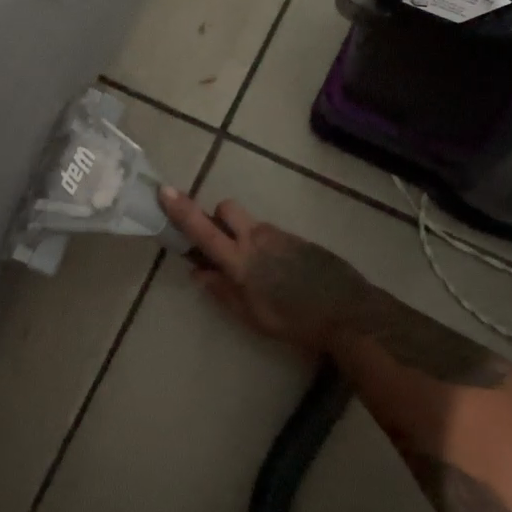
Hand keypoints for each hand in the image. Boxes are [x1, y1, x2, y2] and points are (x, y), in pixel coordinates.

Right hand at [158, 186, 374, 355]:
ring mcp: (280, 235)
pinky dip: (266, 247)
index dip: (181, 210)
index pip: (202, 229)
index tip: (164, 190)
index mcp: (240, 259)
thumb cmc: (293, 321)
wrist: (347, 312)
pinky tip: (281, 274)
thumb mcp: (252, 316)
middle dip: (218, 219)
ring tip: (259, 272)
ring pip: (251, 224)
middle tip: (221, 246)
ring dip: (244, 237)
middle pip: (227, 209)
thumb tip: (199, 273)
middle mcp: (257, 238)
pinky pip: (272, 235)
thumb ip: (223, 292)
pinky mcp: (298, 238)